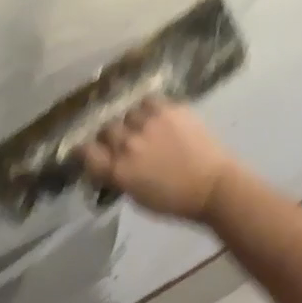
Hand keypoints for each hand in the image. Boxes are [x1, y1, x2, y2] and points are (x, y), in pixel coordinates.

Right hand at [80, 97, 237, 222]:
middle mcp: (128, 143)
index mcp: (119, 170)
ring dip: (133, 122)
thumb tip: (106, 162)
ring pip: (128, 113)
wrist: (216, 188)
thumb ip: (118, 176)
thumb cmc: (177, 200)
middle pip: (106, 129)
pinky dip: (151, 109)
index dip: (86, 149)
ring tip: (146, 129)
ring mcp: (148, 123)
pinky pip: (148, 102)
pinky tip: (159, 118)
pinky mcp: (168, 109)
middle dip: (113, 136)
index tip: (92, 150)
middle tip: (126, 142)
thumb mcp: (139, 197)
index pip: (86, 151)